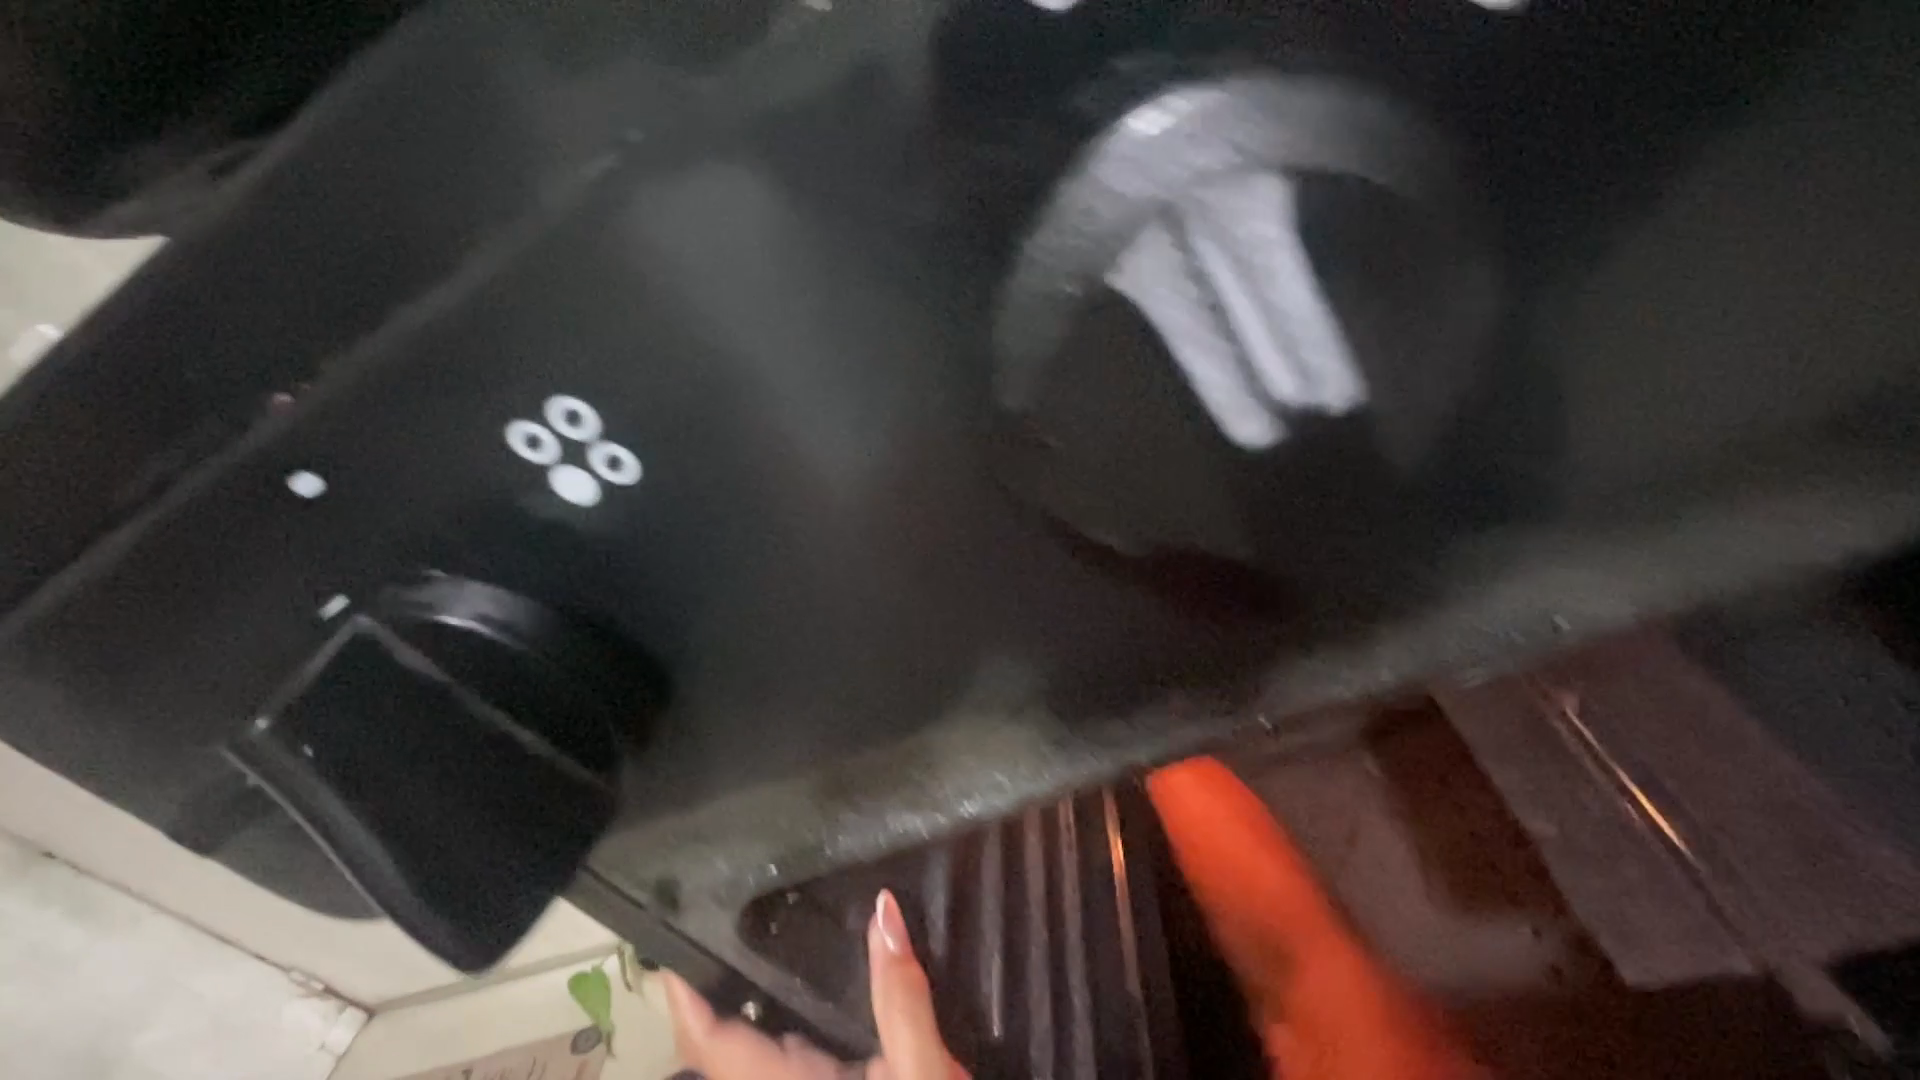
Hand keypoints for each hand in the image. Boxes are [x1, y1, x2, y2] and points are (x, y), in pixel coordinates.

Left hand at [662, 889, 966, 1079]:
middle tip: (729, 915)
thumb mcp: (922, 1070)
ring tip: (761, 932)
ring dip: (749, 1002)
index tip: (673, 948)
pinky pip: (783, 1055)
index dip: (684, 1002)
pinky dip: (780, 1018)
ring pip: (752, 1052)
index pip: (711, 1047)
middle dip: (719, 988)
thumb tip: (884, 910)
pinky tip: (805, 983)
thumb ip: (901, 994)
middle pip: (725, 1045)